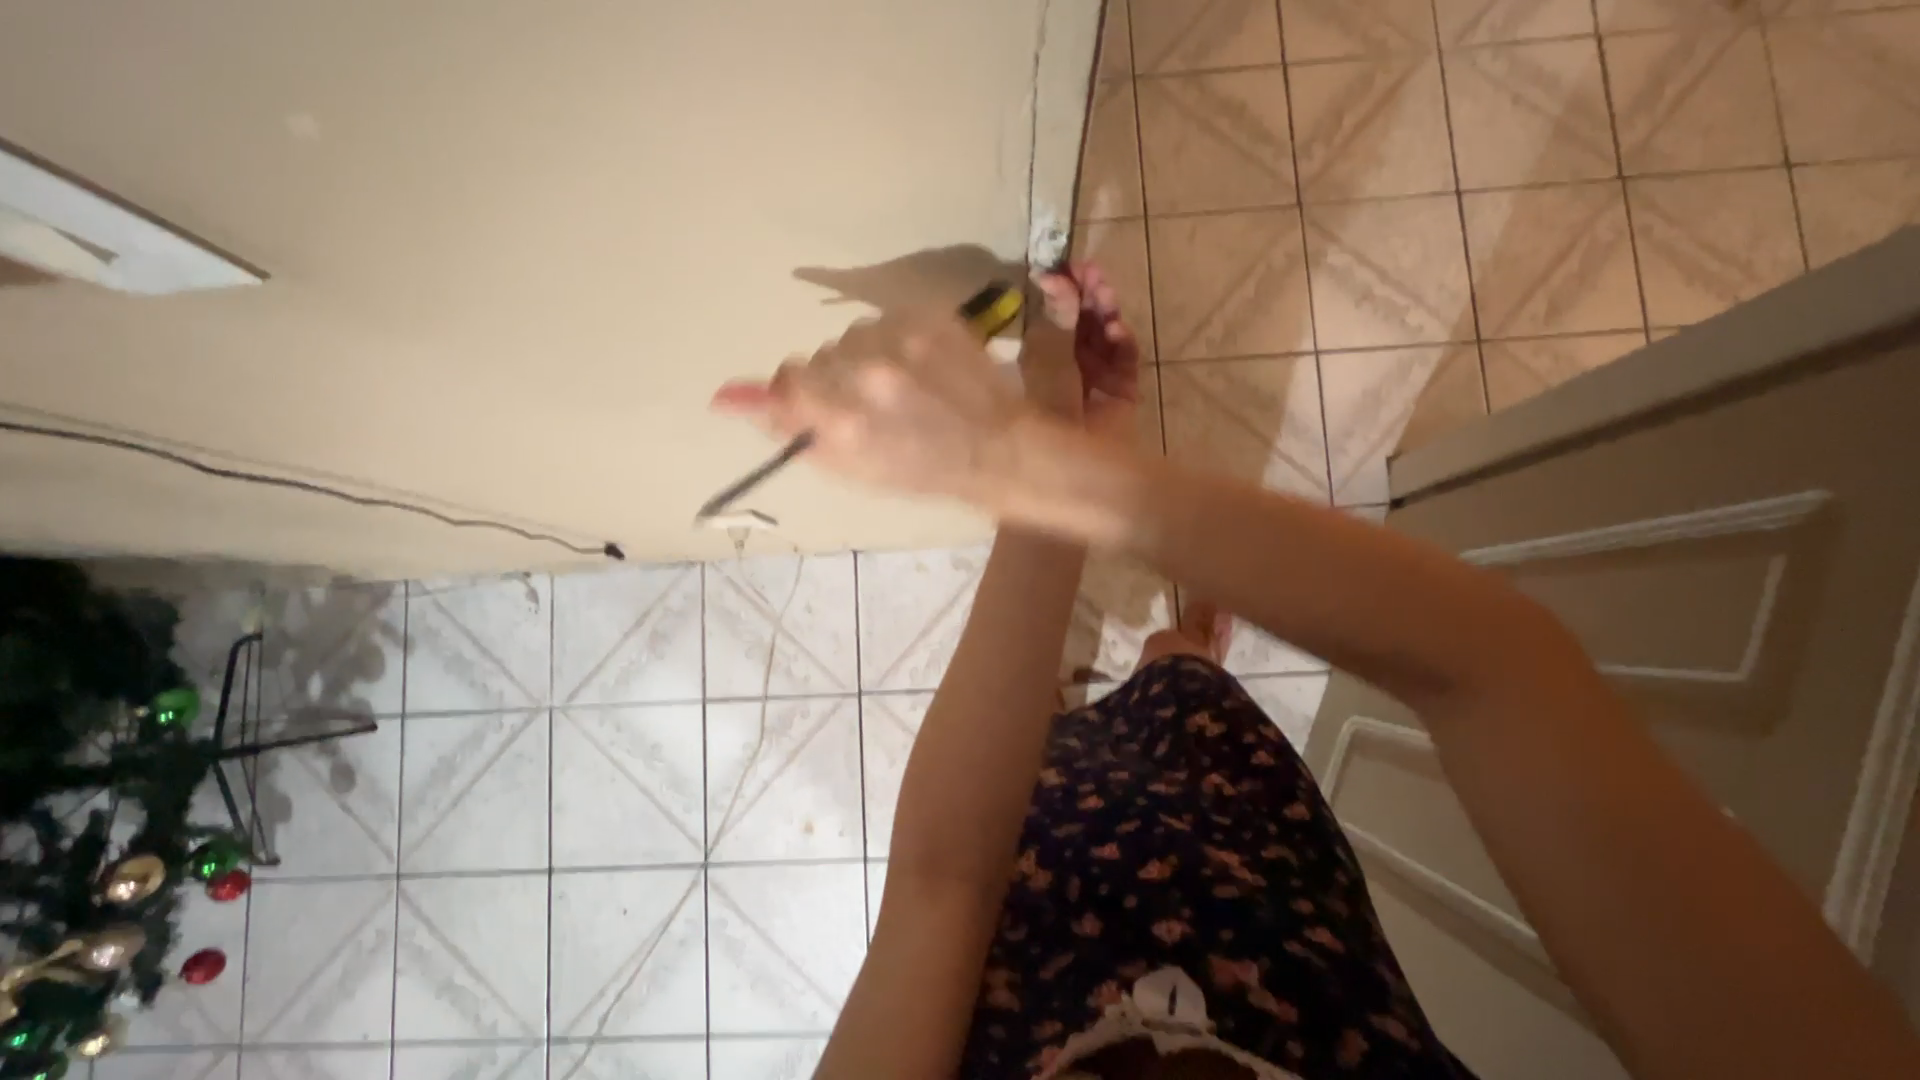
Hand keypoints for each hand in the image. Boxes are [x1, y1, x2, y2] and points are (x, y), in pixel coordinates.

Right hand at [711, 311, 1036, 502]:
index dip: (795, 392)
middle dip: (833, 379)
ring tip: (897, 384)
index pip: (787, 381)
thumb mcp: (853, 469)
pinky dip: (891, 341)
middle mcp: (868, 375)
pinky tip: (916, 366)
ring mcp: (901, 341)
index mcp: (846, 422)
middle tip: (868, 403)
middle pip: (819, 357)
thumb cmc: (923, 472)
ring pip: (850, 337)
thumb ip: (791, 432)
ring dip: (862, 357)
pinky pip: (883, 320)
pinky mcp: (928, 318)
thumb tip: (729, 397)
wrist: (996, 447)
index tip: (810, 402)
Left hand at [1036, 261, 1140, 445]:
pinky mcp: (1121, 392)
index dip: (1060, 292)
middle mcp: (1069, 368)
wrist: (1070, 463)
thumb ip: (1057, 322)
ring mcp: (1097, 380)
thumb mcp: (1048, 363)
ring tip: (1105, 294)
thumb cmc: (1047, 412)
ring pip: (1105, 337)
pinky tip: (1116, 330)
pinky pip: (1125, 361)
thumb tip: (1055, 280)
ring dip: (1106, 312)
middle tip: (1091, 271)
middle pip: (1083, 323)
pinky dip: (1123, 343)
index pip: (1054, 319)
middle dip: (1087, 295)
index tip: (1061, 267)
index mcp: (1042, 361)